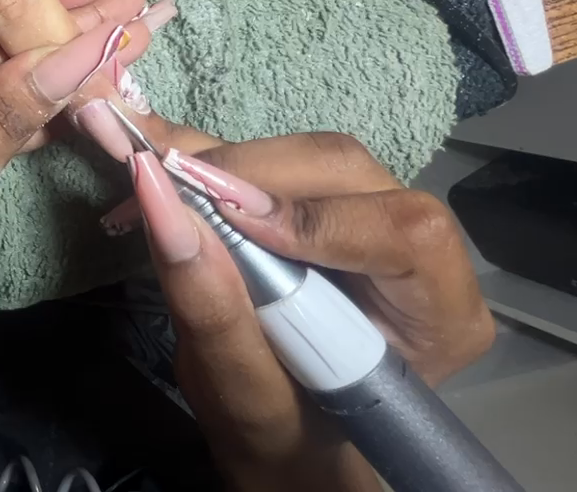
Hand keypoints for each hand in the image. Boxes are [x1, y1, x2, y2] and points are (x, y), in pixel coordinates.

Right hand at [87, 121, 496, 490]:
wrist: (277, 423)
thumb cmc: (280, 428)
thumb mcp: (244, 392)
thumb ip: (211, 307)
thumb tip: (159, 202)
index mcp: (435, 312)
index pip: (402, 232)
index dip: (310, 215)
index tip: (224, 216)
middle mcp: (408, 246)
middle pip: (338, 170)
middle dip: (242, 169)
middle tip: (160, 183)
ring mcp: (354, 210)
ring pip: (289, 149)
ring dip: (205, 156)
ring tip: (141, 171)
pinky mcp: (299, 193)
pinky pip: (247, 151)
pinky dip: (185, 150)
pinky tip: (144, 154)